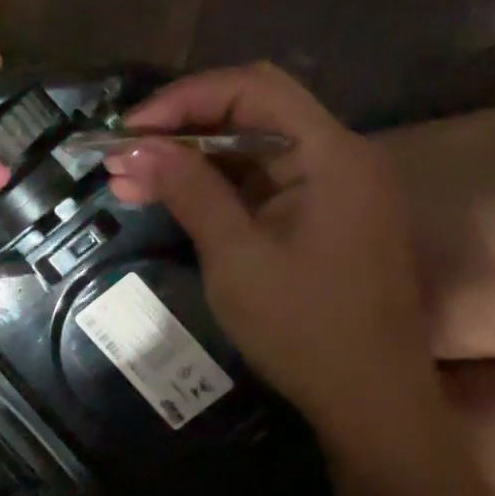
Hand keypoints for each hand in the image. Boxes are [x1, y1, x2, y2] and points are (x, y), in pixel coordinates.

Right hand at [104, 63, 430, 418]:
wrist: (371, 406)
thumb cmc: (305, 329)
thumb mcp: (236, 256)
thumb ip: (189, 189)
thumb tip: (135, 145)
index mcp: (332, 155)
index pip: (253, 89)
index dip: (186, 98)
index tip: (131, 128)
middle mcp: (339, 157)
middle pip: (251, 111)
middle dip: (181, 127)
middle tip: (122, 152)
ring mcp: (333, 188)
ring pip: (250, 148)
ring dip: (190, 159)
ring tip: (126, 178)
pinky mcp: (321, 217)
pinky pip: (260, 182)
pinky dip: (213, 186)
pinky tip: (164, 197)